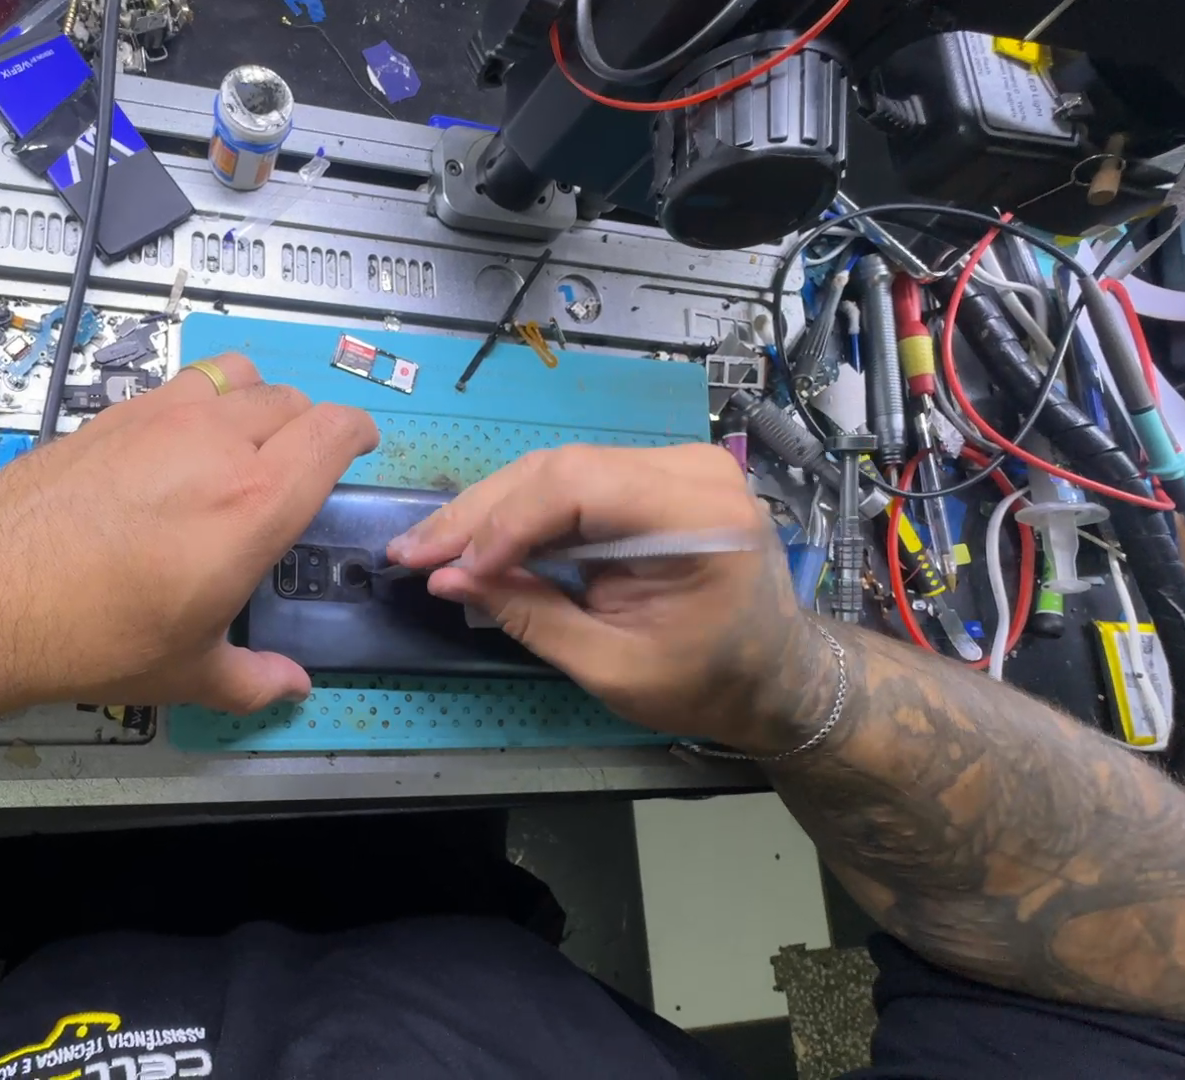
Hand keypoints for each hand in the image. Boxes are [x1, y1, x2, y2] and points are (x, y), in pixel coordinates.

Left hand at [0, 354, 378, 713]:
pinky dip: (204, 400)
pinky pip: (184, 382)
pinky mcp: (115, 412)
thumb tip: (294, 689)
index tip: (357, 448)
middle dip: (308, 429)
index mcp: (256, 502)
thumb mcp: (189, 672)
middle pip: (291, 402)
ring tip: (242, 442)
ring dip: (258, 402)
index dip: (357, 432)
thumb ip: (255, 679)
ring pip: (239, 377)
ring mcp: (162, 417)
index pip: (334, 431)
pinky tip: (177, 446)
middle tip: (293, 470)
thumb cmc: (97, 637)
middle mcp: (218, 443)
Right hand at [385, 444, 820, 752]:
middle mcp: (686, 469)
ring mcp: (667, 467)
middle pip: (553, 470)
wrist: (774, 675)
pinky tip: (470, 540)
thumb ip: (528, 615)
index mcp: (697, 515)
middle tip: (410, 551)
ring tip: (426, 547)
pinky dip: (513, 516)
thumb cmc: (704, 683)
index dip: (501, 523)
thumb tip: (446, 579)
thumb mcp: (610, 666)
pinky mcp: (645, 479)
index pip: (576, 486)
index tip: (449, 569)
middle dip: (474, 515)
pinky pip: (563, 487)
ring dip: (483, 513)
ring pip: (548, 472)